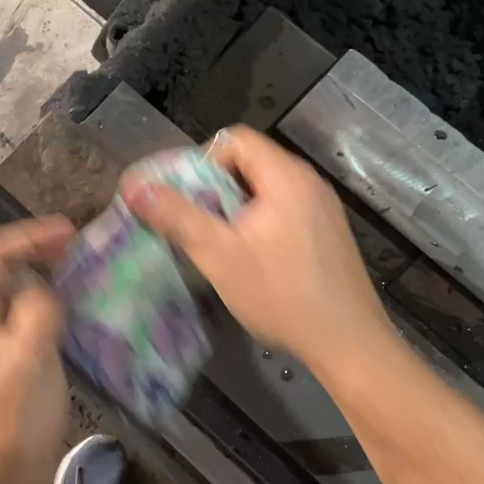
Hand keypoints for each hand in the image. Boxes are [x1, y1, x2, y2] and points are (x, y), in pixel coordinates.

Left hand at [0, 217, 73, 483]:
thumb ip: (38, 307)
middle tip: (80, 248)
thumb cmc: (11, 419)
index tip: (70, 232)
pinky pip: (27, 317)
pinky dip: (50, 304)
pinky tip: (77, 310)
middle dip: (39, 252)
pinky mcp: (6, 362)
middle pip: (2, 268)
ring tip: (83, 272)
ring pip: (16, 292)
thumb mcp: (28, 355)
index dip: (30, 236)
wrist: (0, 482)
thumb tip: (46, 287)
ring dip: (47, 277)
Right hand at [123, 127, 395, 377]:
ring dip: (234, 208)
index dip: (203, 161)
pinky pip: (283, 209)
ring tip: (217, 243)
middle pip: (249, 162)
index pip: (235, 139)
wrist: (349, 344)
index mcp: (285, 176)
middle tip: (194, 223)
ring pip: (264, 189)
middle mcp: (308, 182)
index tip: (186, 198)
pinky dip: (258, 222)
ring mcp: (323, 207)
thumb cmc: (282, 294)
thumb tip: (134, 186)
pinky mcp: (328, 232)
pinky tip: (250, 260)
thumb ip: (175, 216)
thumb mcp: (218, 254)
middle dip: (214, 188)